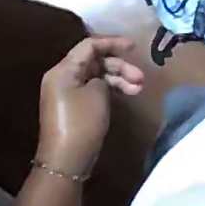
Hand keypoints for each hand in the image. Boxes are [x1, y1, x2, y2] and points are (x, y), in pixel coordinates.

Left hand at [37, 35, 144, 177]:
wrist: (65, 162)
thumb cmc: (81, 124)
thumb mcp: (97, 94)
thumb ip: (102, 77)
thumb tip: (102, 80)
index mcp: (63, 70)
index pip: (89, 46)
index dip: (112, 43)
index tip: (134, 47)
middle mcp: (63, 77)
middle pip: (95, 61)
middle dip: (120, 66)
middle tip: (141, 78)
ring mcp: (68, 92)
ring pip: (97, 76)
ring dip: (119, 79)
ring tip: (138, 89)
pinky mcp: (75, 106)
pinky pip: (94, 89)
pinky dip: (111, 89)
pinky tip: (127, 94)